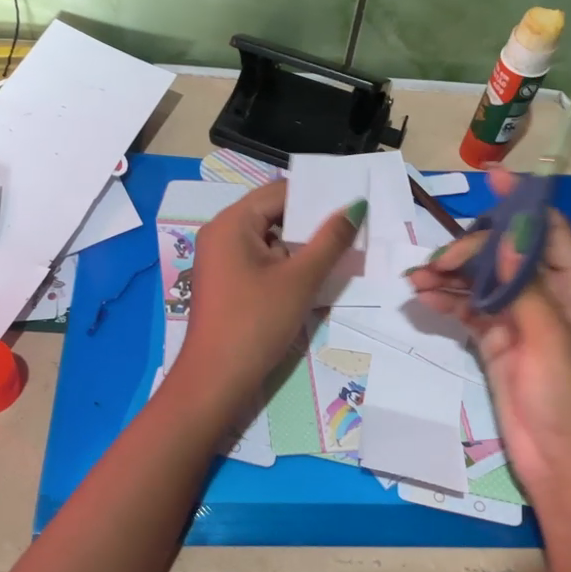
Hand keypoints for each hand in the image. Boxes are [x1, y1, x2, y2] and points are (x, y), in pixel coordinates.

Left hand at [174, 181, 362, 414]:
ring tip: (337, 250)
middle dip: (310, 221)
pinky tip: (311, 274)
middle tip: (351, 227)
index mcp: (231, 222)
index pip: (280, 192)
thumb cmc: (256, 322)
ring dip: (299, 244)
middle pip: (272, 212)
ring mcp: (219, 257)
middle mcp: (220, 232)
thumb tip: (354, 207)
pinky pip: (258, 258)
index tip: (352, 203)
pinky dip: (284, 262)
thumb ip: (329, 240)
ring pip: (268, 237)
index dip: (317, 196)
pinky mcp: (224, 280)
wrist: (215, 379)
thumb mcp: (300, 279)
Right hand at [405, 170, 570, 507]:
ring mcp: (519, 321)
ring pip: (481, 281)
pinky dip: (446, 302)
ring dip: (450, 276)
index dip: (522, 205)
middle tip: (436, 263)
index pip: (548, 232)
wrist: (563, 471)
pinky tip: (422, 298)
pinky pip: (467, 310)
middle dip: (470, 250)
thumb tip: (507, 232)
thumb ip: (525, 286)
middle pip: (506, 253)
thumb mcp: (550, 340)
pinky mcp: (496, 344)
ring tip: (415, 280)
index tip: (490, 181)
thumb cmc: (570, 404)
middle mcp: (547, 297)